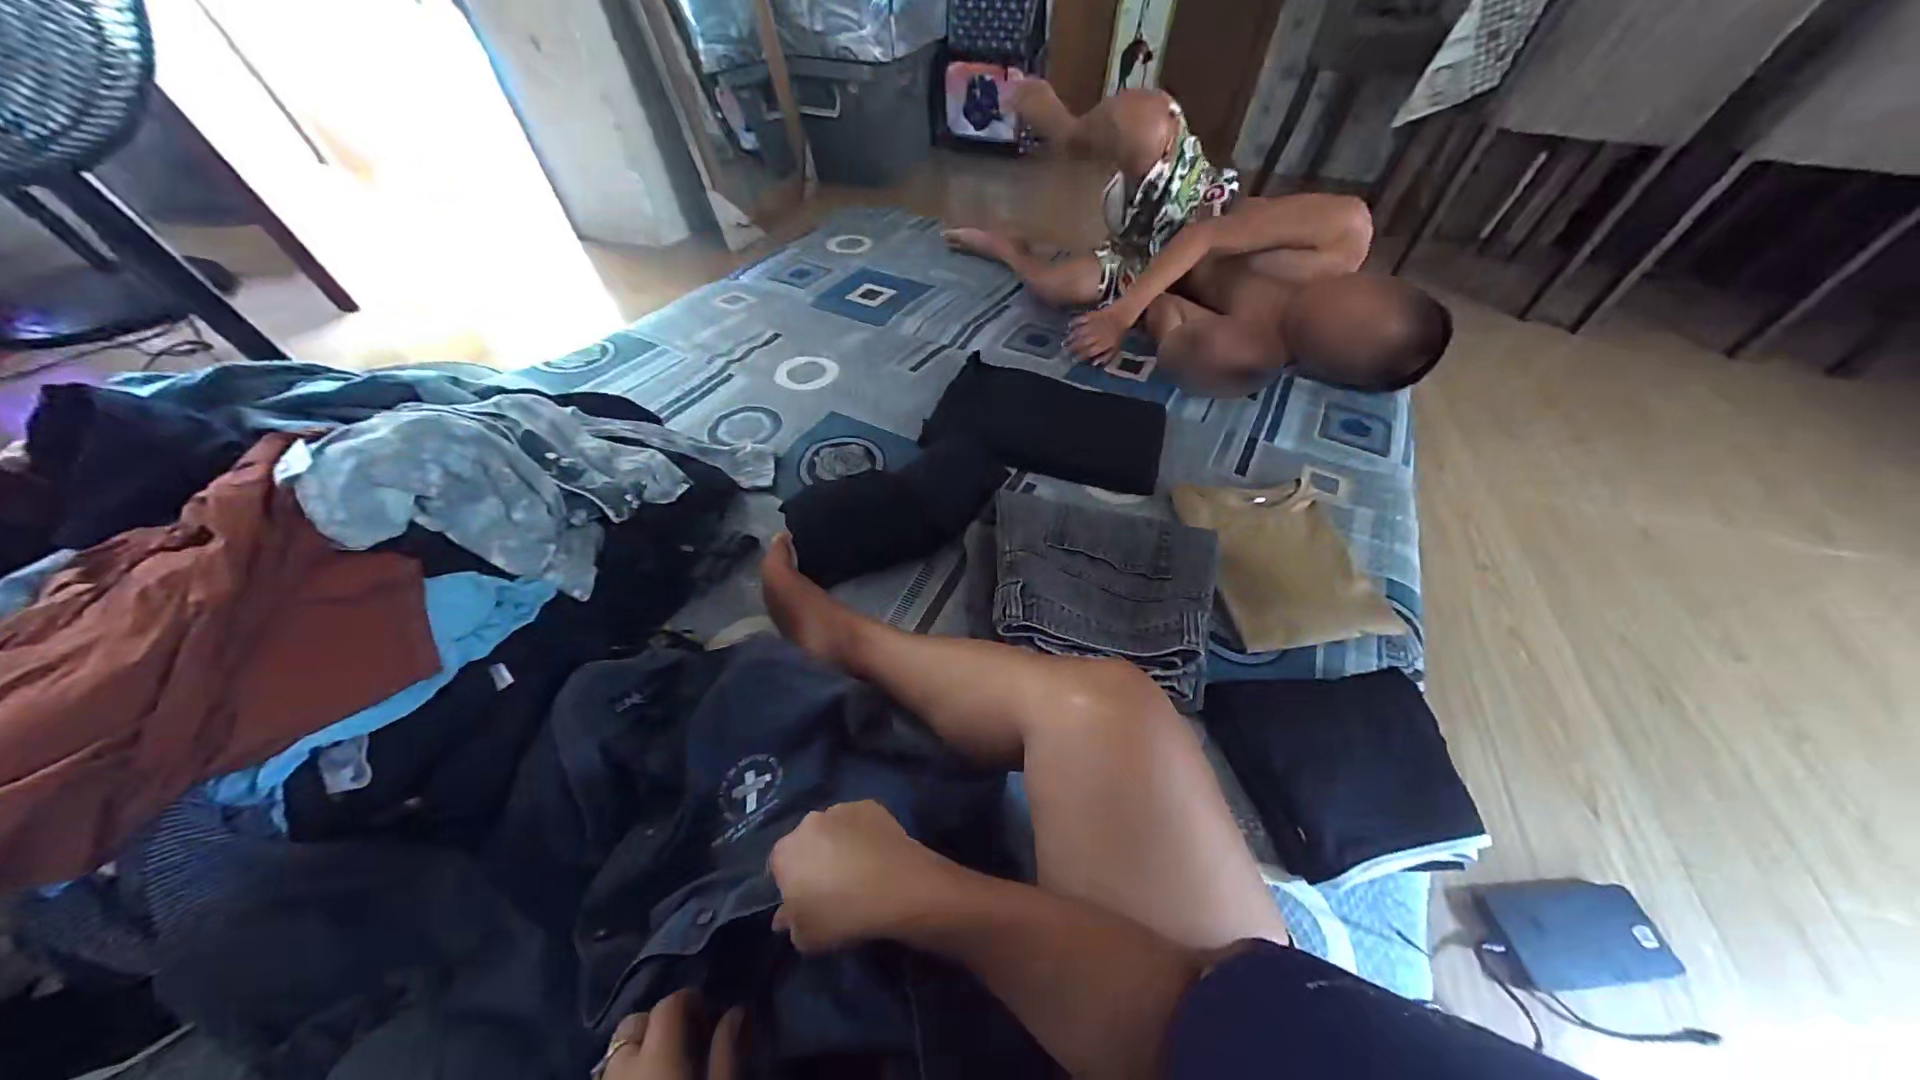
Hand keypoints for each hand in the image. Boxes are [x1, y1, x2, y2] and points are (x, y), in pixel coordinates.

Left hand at [599, 990, 742, 1079]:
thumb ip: (727, 1051)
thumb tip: (736, 1011)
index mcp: (655, 1054)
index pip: (670, 1004)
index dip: (692, 1002)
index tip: (711, 1014)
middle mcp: (621, 1065)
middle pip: (635, 1022)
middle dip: (659, 1024)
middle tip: (687, 1043)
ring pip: (618, 1053)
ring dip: (640, 1051)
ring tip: (667, 1065)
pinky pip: (610, 1076)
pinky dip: (629, 1073)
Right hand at [768, 800, 954, 952]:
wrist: (897, 887)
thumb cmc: (844, 915)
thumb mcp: (807, 937)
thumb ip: (789, 923)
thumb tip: (784, 916)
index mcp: (785, 852)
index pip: (778, 867)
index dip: (791, 884)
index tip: (806, 899)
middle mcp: (809, 822)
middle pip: (805, 842)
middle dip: (814, 859)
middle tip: (833, 883)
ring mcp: (841, 808)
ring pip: (833, 828)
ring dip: (838, 842)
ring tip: (859, 867)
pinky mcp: (870, 805)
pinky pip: (859, 821)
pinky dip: (863, 833)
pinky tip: (876, 852)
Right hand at [1067, 306, 1130, 364]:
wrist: (1122, 314)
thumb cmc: (1118, 333)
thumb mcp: (1115, 347)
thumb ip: (1105, 356)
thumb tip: (1094, 364)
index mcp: (1104, 344)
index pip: (1089, 352)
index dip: (1080, 356)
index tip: (1073, 359)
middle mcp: (1097, 335)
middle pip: (1082, 343)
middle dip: (1072, 348)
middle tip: (1065, 351)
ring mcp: (1094, 324)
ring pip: (1079, 332)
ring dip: (1070, 337)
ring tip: (1064, 342)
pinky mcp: (1092, 315)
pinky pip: (1080, 319)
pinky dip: (1073, 322)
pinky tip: (1069, 326)